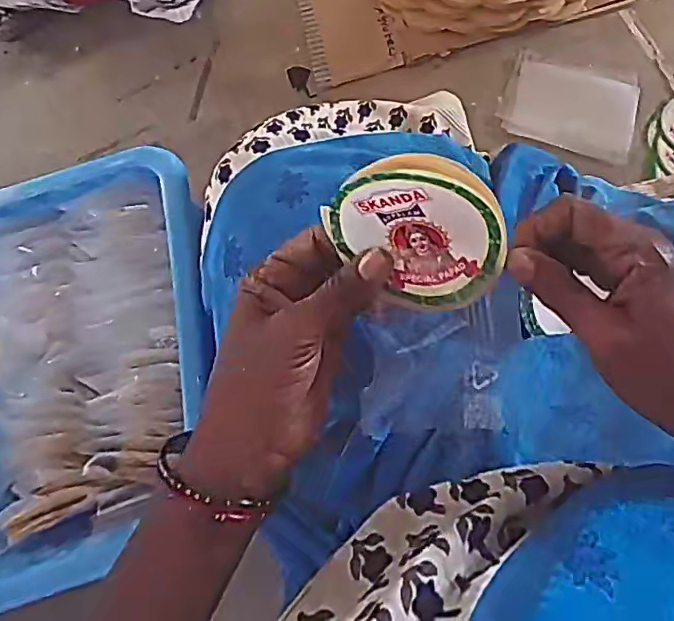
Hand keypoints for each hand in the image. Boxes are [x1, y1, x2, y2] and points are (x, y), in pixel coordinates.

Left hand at [182, 228, 390, 502]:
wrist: (254, 456)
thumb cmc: (261, 385)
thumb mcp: (298, 331)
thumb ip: (341, 292)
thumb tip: (382, 254)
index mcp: (272, 278)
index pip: (314, 240)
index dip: (349, 228)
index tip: (389, 217)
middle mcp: (294, 290)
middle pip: (336, 260)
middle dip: (370, 250)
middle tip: (414, 235)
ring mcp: (316, 315)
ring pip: (352, 284)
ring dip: (380, 274)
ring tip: (419, 256)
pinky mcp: (334, 339)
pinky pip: (360, 310)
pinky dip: (380, 300)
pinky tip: (408, 289)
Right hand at [508, 196, 673, 453]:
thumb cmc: (656, 375)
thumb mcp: (601, 334)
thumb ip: (557, 289)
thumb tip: (515, 258)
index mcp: (637, 248)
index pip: (575, 212)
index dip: (538, 226)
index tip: (513, 257)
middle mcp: (640, 242)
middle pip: (578, 221)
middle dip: (541, 240)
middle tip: (513, 272)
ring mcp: (640, 257)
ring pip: (582, 239)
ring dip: (551, 253)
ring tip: (524, 279)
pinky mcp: (636, 274)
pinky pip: (593, 258)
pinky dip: (567, 266)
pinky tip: (547, 284)